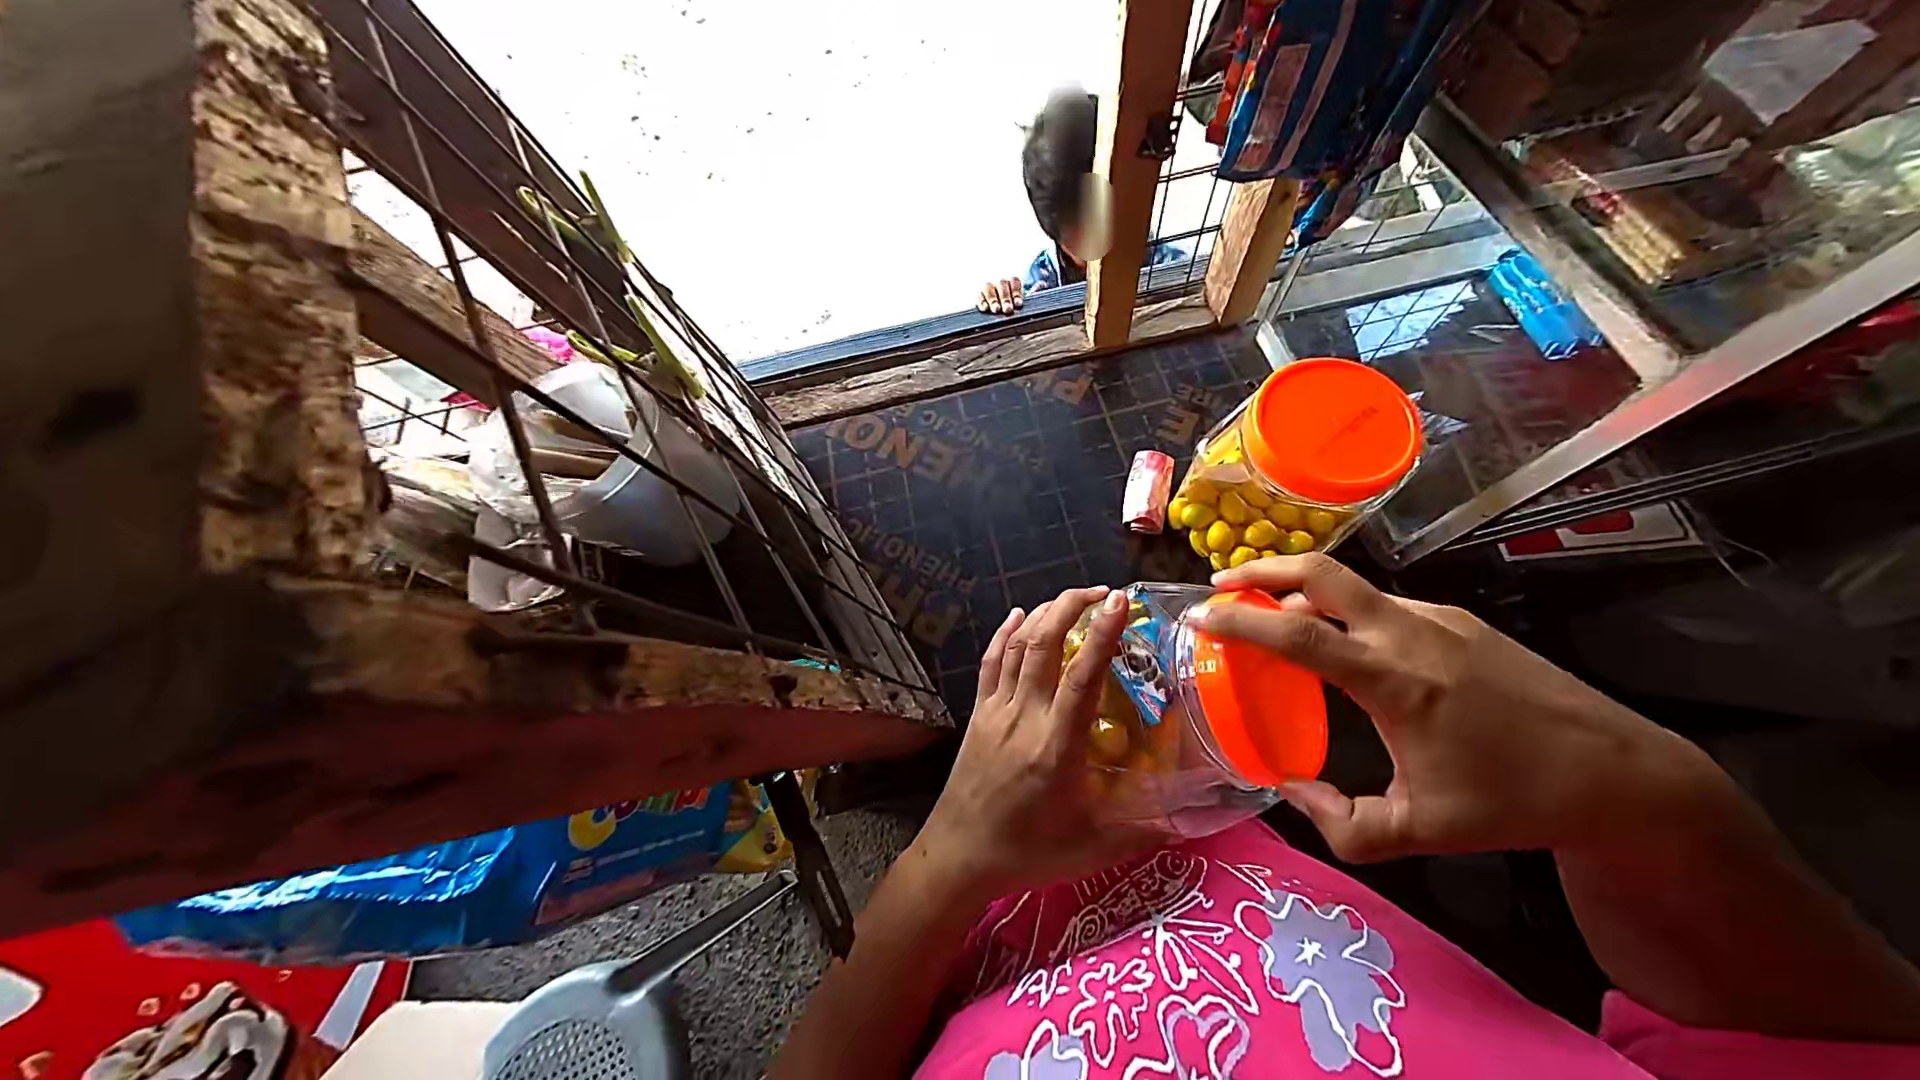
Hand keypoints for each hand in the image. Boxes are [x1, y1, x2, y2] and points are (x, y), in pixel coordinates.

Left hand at [910, 587, 1161, 901]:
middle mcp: (1024, 717)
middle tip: (1102, 592)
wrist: (958, 856)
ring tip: (1072, 598)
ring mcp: (996, 712)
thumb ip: (1143, 829)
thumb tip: (1191, 817)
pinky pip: (991, 663)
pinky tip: (1017, 615)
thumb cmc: (1027, 853)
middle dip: (1071, 606)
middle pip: (1044, 645)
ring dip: (1044, 613)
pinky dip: (1004, 633)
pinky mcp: (978, 714)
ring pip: (1018, 647)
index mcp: (1057, 747)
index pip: (1083, 677)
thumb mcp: (1094, 848)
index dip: (1104, 634)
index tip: (1121, 601)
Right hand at [977, 277, 1023, 314]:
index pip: (1014, 282)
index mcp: (1011, 279)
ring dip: (993, 300)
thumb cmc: (1009, 298)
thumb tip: (1025, 303)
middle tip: (1008, 310)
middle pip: (1002, 285)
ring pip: (989, 289)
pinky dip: (982, 302)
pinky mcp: (979, 293)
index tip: (1018, 304)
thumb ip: (1020, 299)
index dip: (1016, 293)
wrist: (992, 294)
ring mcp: (988, 285)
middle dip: (1005, 299)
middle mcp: (999, 280)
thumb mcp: (1017, 297)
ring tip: (996, 309)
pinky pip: (979, 296)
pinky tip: (985, 308)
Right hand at [1195, 555, 1727, 862]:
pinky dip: (1340, 611)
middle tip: (1222, 585)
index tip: (1199, 616)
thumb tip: (1290, 791)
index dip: (1239, 620)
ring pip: (1350, 587)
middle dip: (1262, 569)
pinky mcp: (1457, 619)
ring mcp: (1437, 618)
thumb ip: (1342, 824)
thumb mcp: (1420, 833)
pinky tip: (1340, 644)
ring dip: (1298, 591)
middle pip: (1322, 572)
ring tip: (1270, 616)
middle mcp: (1410, 633)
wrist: (1625, 777)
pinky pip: (1380, 604)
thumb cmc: (1513, 802)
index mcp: (1394, 680)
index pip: (1298, 632)